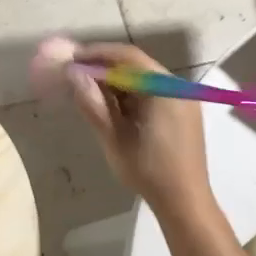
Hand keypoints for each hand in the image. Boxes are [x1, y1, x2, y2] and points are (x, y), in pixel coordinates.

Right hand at [68, 42, 211, 203]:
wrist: (185, 201)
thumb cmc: (148, 171)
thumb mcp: (114, 138)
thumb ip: (93, 103)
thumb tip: (72, 74)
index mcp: (164, 90)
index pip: (128, 57)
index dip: (97, 53)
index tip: (70, 57)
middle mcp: (177, 88)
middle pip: (137, 66)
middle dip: (104, 67)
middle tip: (74, 73)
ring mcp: (182, 100)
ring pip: (143, 79)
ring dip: (116, 81)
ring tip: (86, 89)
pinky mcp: (181, 113)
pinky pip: (152, 93)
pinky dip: (129, 94)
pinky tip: (110, 105)